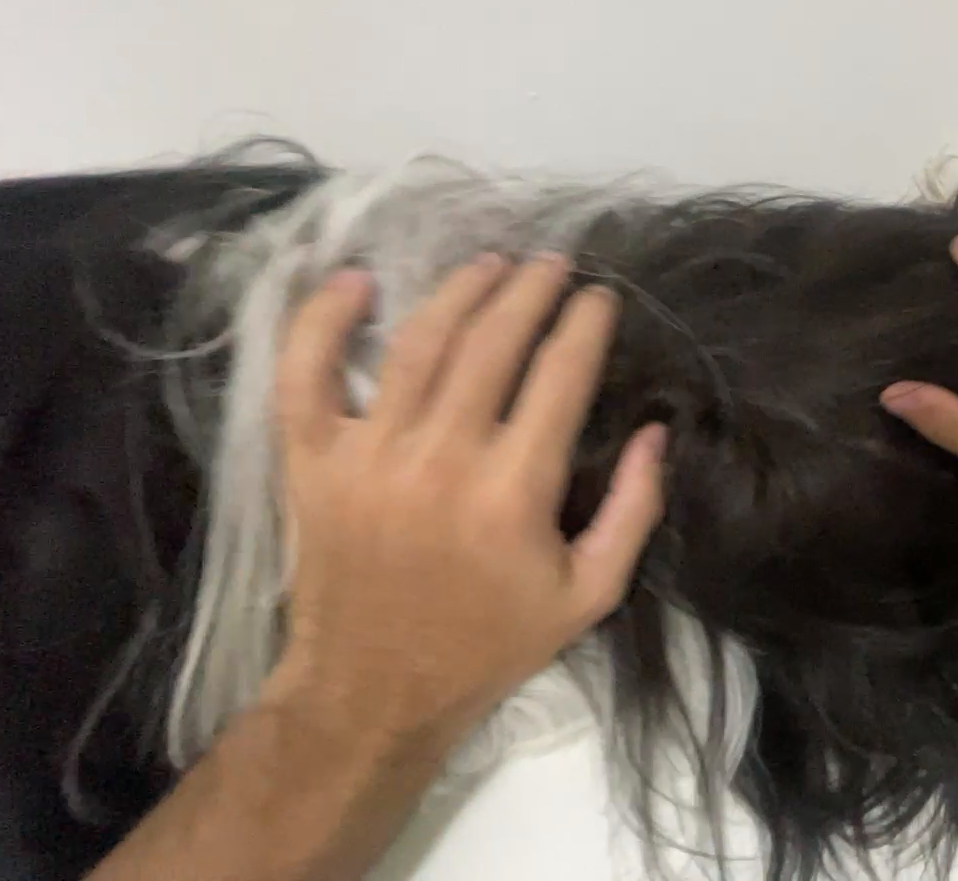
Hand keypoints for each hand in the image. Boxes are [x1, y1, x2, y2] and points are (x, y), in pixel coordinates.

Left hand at [264, 254, 665, 744]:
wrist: (372, 693)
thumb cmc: (494, 641)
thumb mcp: (594, 592)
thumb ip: (635, 508)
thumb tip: (653, 432)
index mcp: (514, 490)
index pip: (560, 376)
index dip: (585, 325)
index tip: (601, 296)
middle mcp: (441, 458)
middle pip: (492, 343)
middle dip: (532, 291)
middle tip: (557, 264)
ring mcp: (368, 455)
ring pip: (418, 344)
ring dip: (461, 291)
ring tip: (494, 263)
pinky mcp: (312, 463)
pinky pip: (304, 376)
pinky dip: (322, 321)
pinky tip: (353, 281)